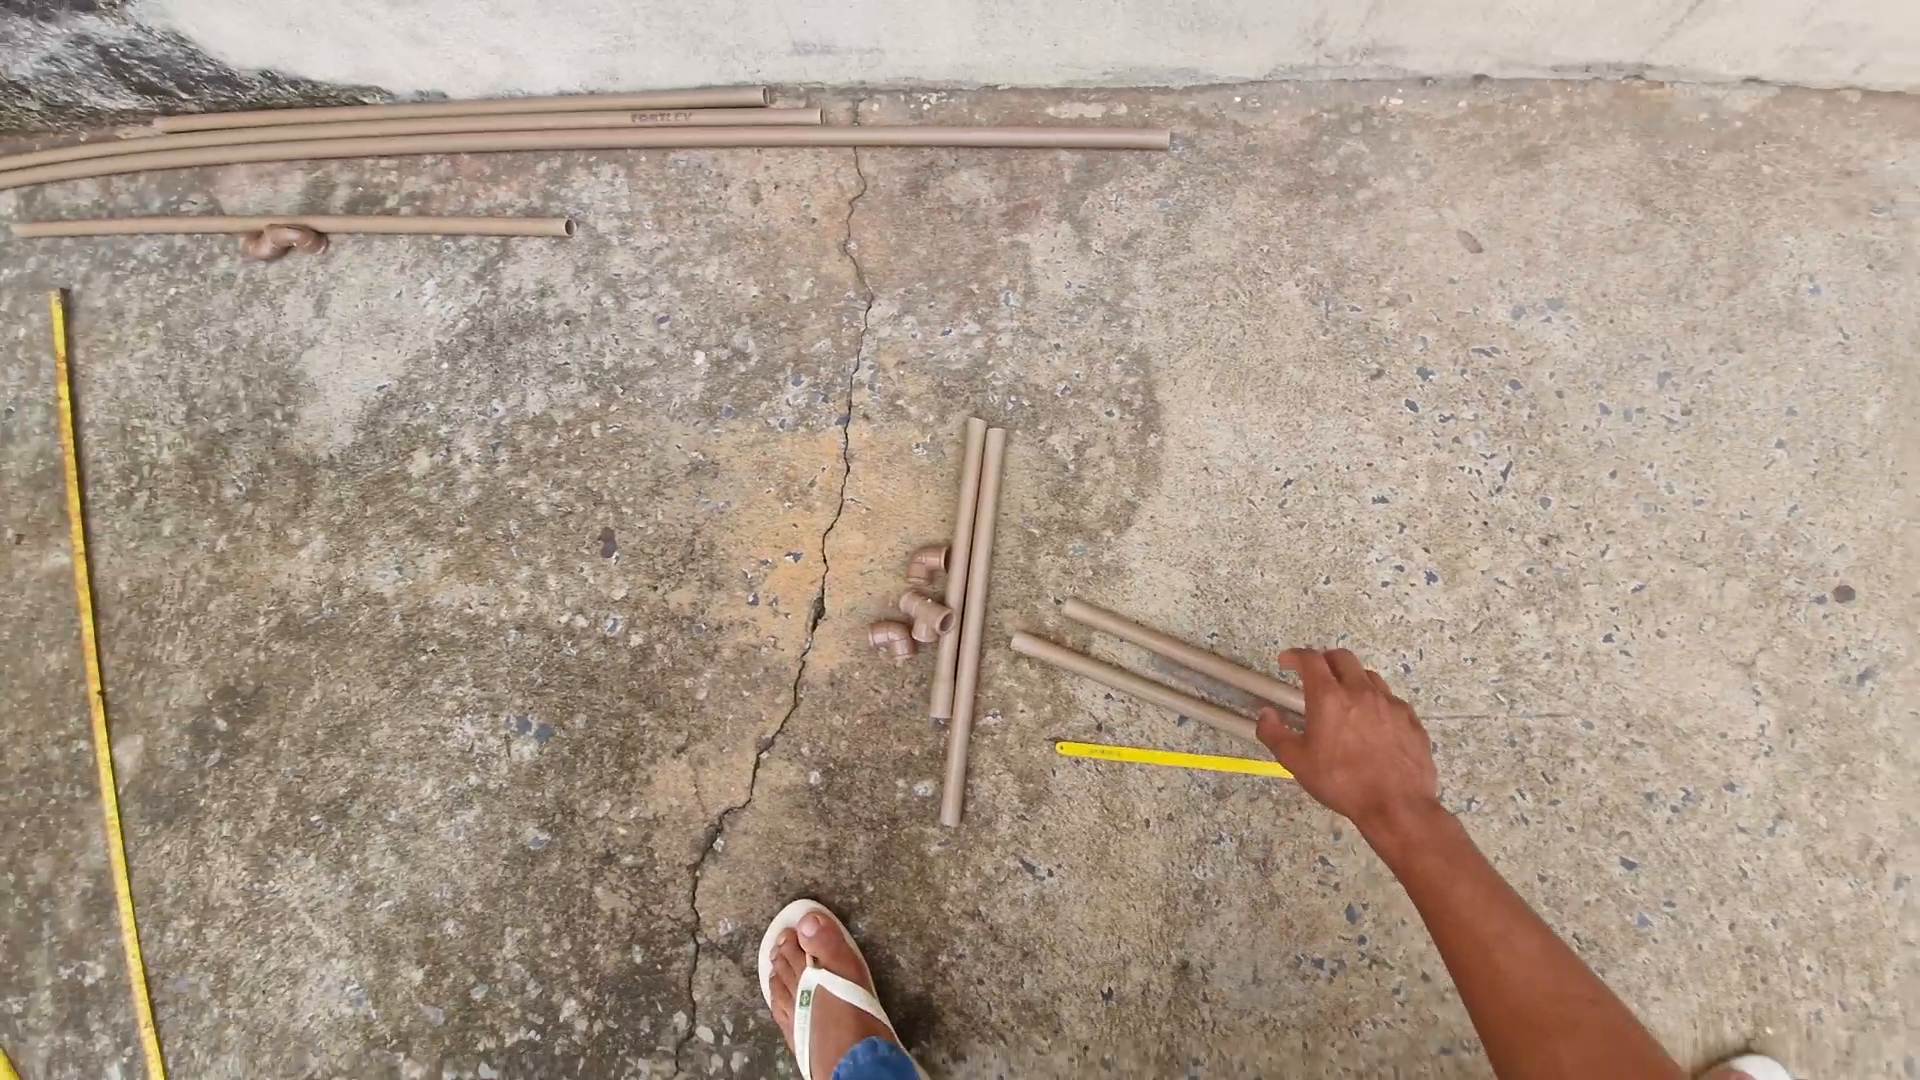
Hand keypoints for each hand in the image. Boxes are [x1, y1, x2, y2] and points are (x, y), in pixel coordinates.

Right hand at [1257, 648, 1440, 838]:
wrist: (1397, 806)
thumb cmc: (1341, 781)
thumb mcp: (1295, 761)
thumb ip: (1273, 733)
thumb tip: (1266, 714)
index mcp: (1328, 697)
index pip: (1310, 659)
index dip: (1294, 656)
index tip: (1286, 662)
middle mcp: (1360, 692)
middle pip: (1342, 658)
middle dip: (1324, 660)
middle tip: (1315, 675)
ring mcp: (1390, 704)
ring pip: (1369, 676)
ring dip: (1352, 678)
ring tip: (1344, 697)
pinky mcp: (1411, 720)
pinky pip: (1391, 700)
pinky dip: (1376, 701)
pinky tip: (1372, 722)